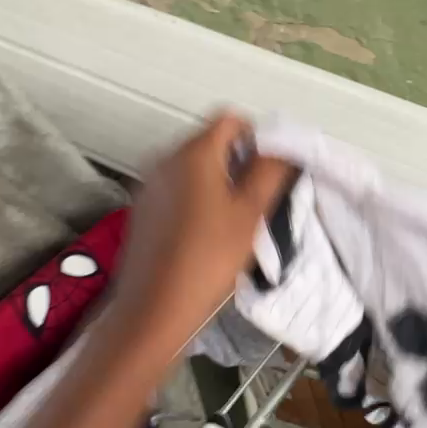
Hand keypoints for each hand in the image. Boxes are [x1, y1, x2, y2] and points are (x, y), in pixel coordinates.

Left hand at [105, 113, 294, 354]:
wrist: (154, 308)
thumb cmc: (209, 258)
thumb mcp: (252, 212)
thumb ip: (271, 171)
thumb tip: (284, 149)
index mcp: (193, 152)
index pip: (231, 119)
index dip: (258, 137)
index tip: (272, 171)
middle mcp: (164, 159)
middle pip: (211, 141)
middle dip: (240, 161)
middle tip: (260, 198)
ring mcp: (148, 184)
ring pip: (195, 167)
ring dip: (221, 181)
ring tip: (237, 220)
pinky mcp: (142, 209)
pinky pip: (178, 188)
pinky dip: (199, 198)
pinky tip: (209, 233)